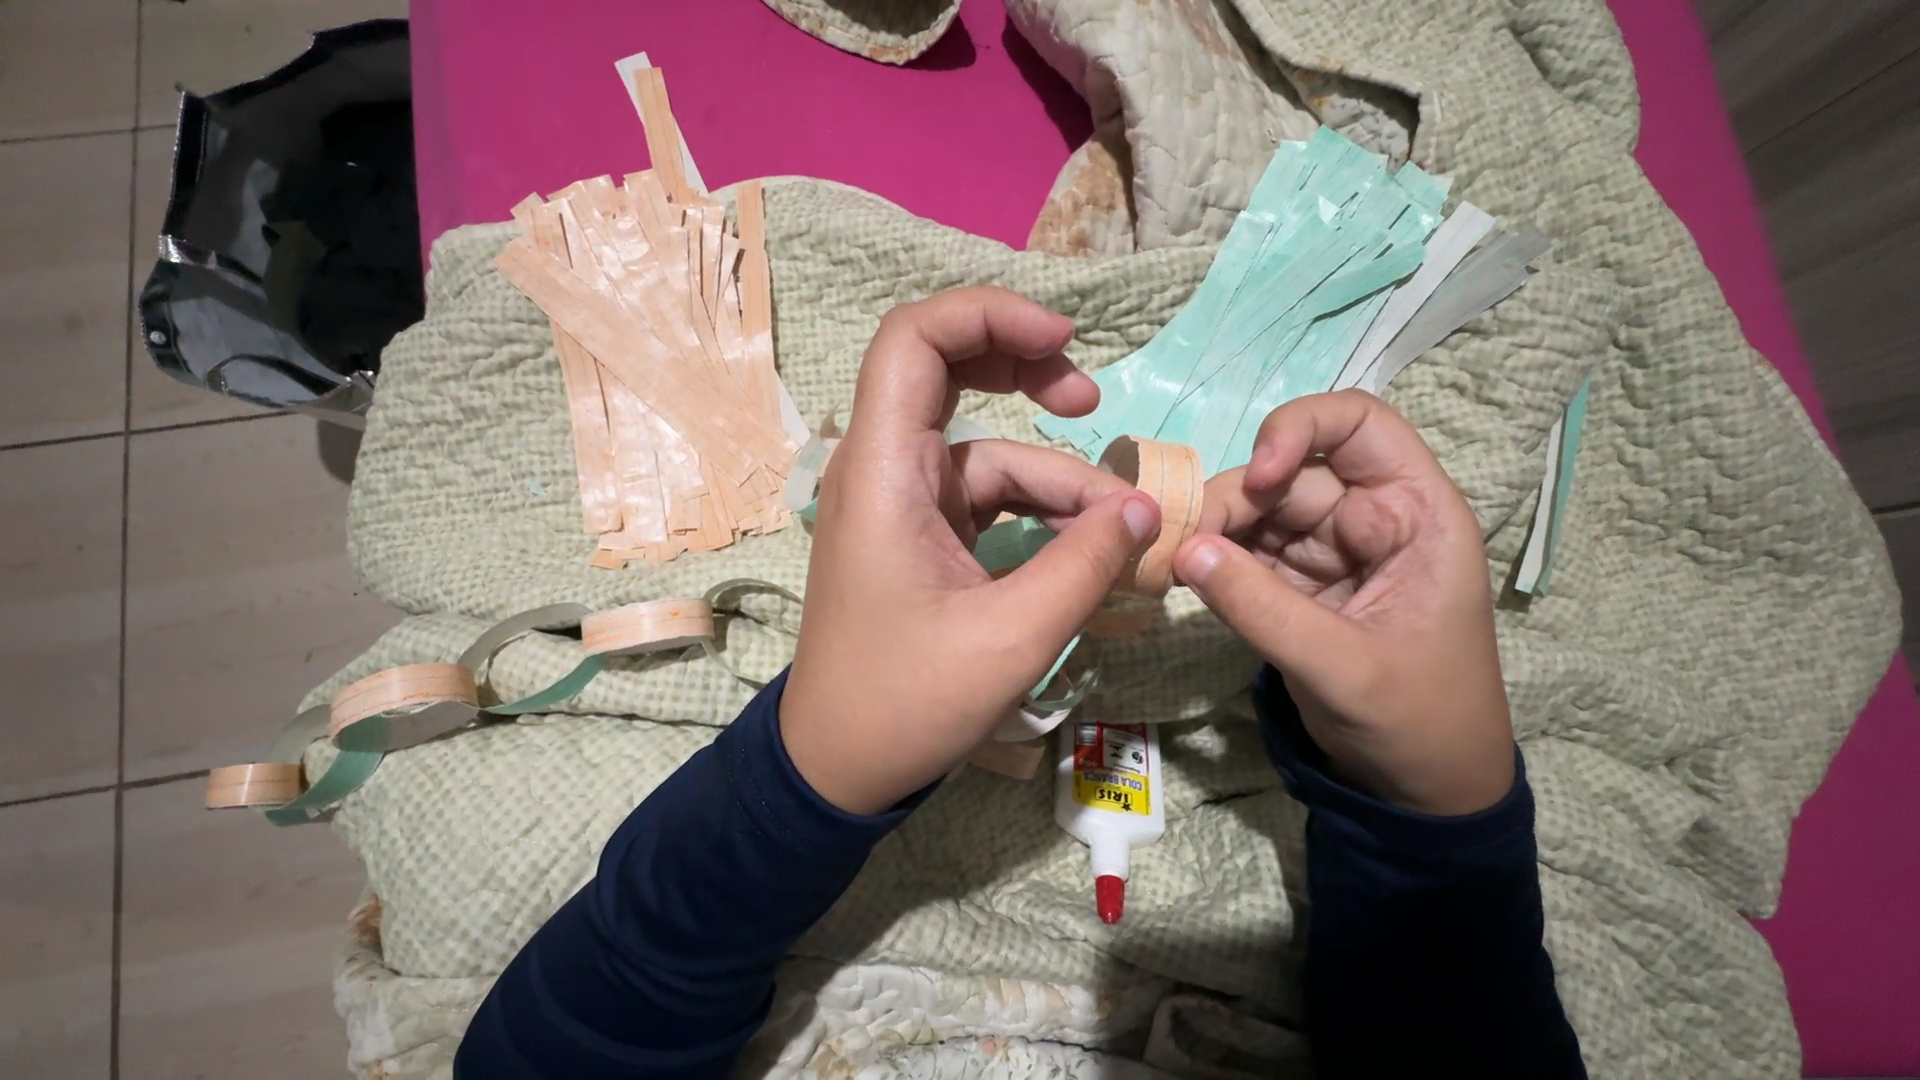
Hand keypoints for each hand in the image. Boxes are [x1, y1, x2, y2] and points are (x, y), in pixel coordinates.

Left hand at [782, 287, 1161, 814]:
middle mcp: (885, 469)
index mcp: (883, 471)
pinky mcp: (921, 535)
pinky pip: (986, 498)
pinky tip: (1085, 541)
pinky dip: (1037, 510)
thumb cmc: (906, 701)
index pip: (914, 340)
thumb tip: (1143, 508)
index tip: (1065, 340)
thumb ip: (1084, 564)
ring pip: (986, 452)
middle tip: (1089, 399)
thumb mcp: (1011, 637)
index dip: (988, 315)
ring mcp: (902, 503)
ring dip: (1054, 477)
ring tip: (1120, 526)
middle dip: (1024, 370)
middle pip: (944, 370)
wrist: (840, 764)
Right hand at [1173, 390, 1514, 815]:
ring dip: (1212, 531)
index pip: (1359, 425)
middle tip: (1180, 545)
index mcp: (1413, 515)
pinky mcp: (1297, 586)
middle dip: (1233, 500)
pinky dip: (1212, 561)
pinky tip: (1181, 575)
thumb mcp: (1342, 666)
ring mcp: (1329, 552)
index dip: (1301, 429)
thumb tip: (1183, 550)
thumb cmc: (1416, 722)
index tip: (1257, 477)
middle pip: (1289, 472)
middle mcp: (1369, 518)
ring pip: (1259, 512)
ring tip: (1170, 564)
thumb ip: (1260, 606)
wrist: (1422, 793)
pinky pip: (1246, 554)